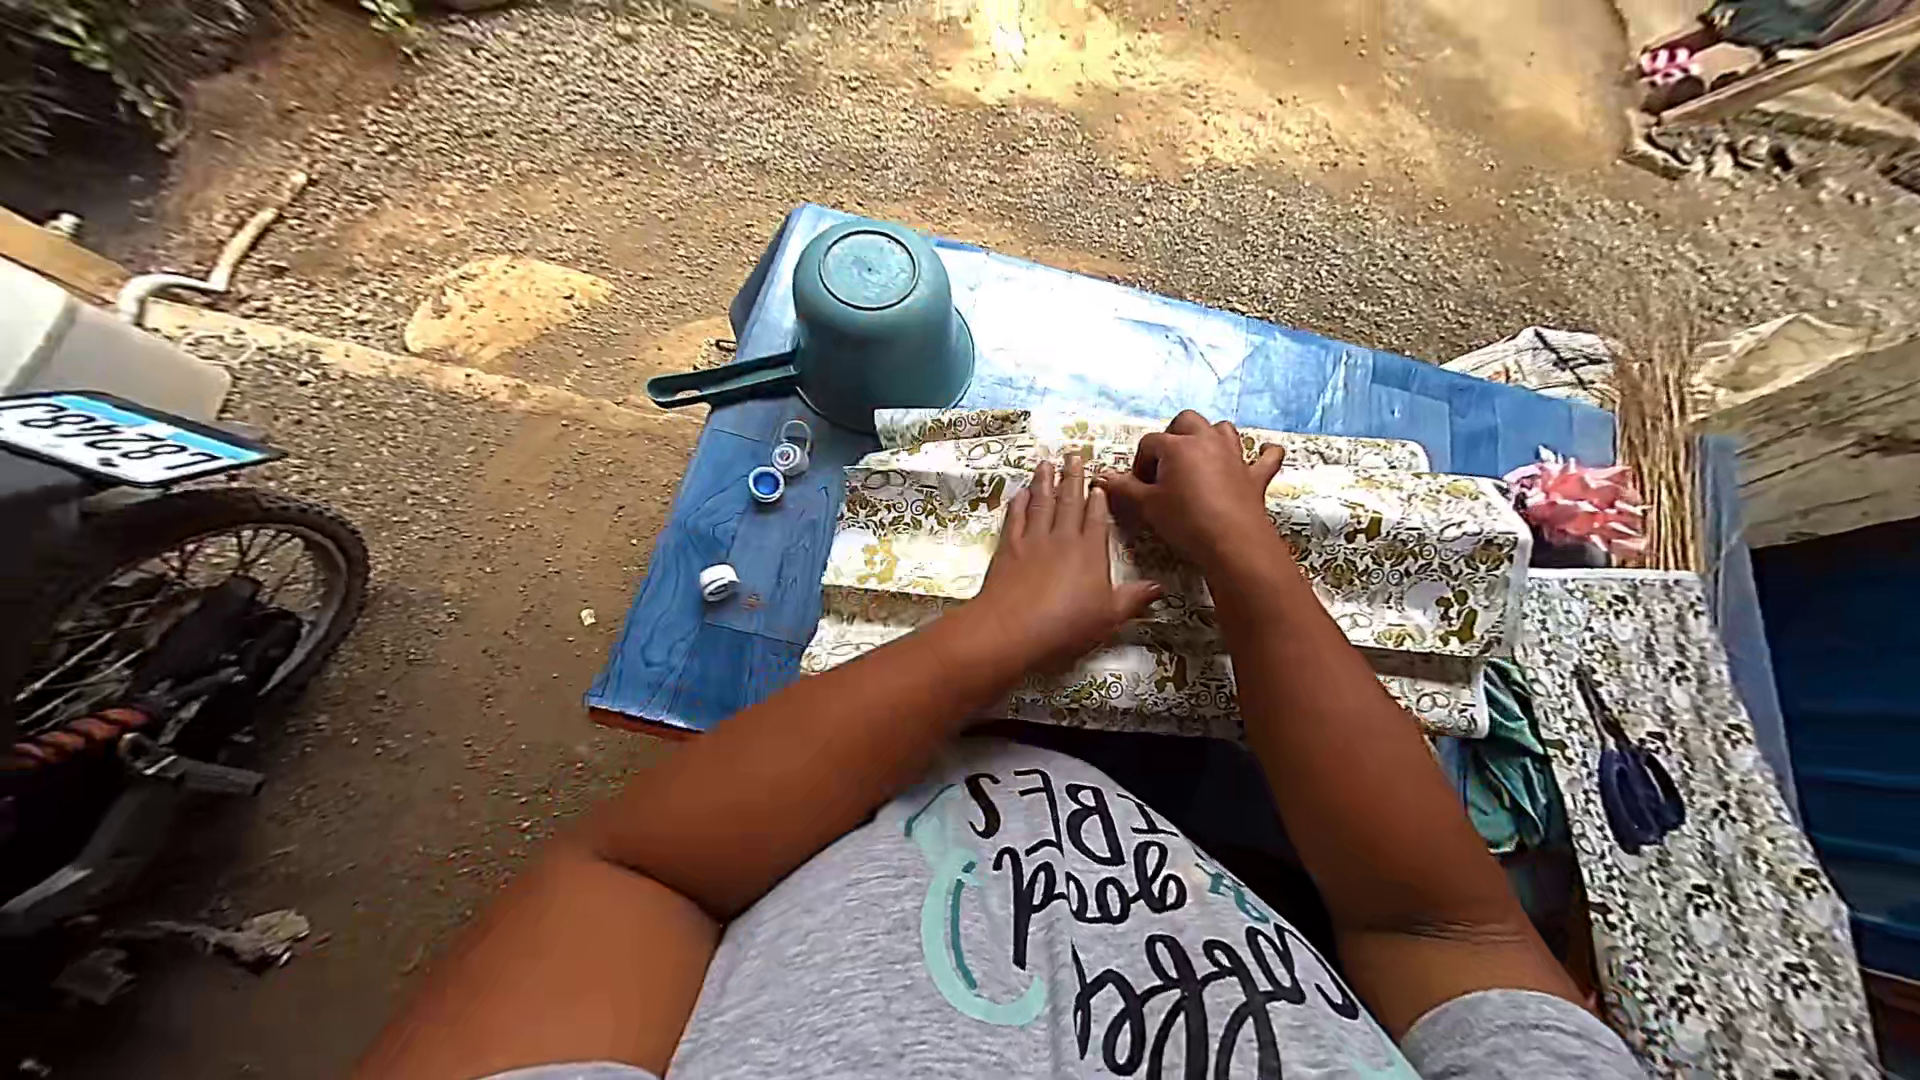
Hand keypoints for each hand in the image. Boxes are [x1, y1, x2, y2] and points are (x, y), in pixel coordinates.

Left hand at [970, 455, 1161, 672]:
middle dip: (1072, 477)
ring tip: (1047, 464)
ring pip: (1041, 503)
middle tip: (1072, 456)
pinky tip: (1020, 493)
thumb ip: (1132, 599)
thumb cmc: (1066, 626)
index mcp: (1090, 551)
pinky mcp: (1008, 548)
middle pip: (1069, 501)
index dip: (1098, 499)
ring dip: (1044, 482)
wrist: (1012, 629)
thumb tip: (1159, 587)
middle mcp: (1062, 539)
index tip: (1098, 483)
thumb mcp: (1108, 617)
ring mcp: (1032, 540)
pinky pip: (1015, 518)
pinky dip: (1018, 504)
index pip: (1096, 518)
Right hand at [1094, 410, 1287, 571]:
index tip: (1138, 485)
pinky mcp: (1255, 476)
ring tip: (1198, 457)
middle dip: (1172, 435)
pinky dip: (1262, 454)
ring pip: (1222, 429)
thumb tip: (1103, 478)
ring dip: (1210, 437)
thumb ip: (1124, 489)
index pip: (1149, 443)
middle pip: (1186, 421)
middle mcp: (1207, 442)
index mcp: (1177, 446)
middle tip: (1163, 463)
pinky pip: (1266, 457)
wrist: (1232, 542)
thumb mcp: (1147, 505)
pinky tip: (1260, 455)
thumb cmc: (1186, 521)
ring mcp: (1234, 456)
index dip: (1140, 462)